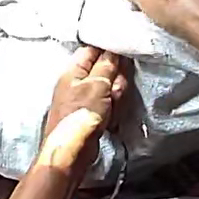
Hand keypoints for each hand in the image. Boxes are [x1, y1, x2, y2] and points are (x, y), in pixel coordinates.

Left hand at [36, 46, 127, 175]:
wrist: (72, 151)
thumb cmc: (82, 114)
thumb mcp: (97, 85)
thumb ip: (106, 65)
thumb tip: (112, 48)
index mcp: (73, 70)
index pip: (92, 49)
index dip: (108, 48)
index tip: (125, 50)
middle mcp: (78, 81)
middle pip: (104, 69)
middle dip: (115, 79)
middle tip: (115, 90)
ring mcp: (85, 97)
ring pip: (109, 87)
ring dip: (115, 96)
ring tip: (111, 107)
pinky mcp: (92, 112)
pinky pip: (108, 103)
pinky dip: (112, 109)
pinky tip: (111, 117)